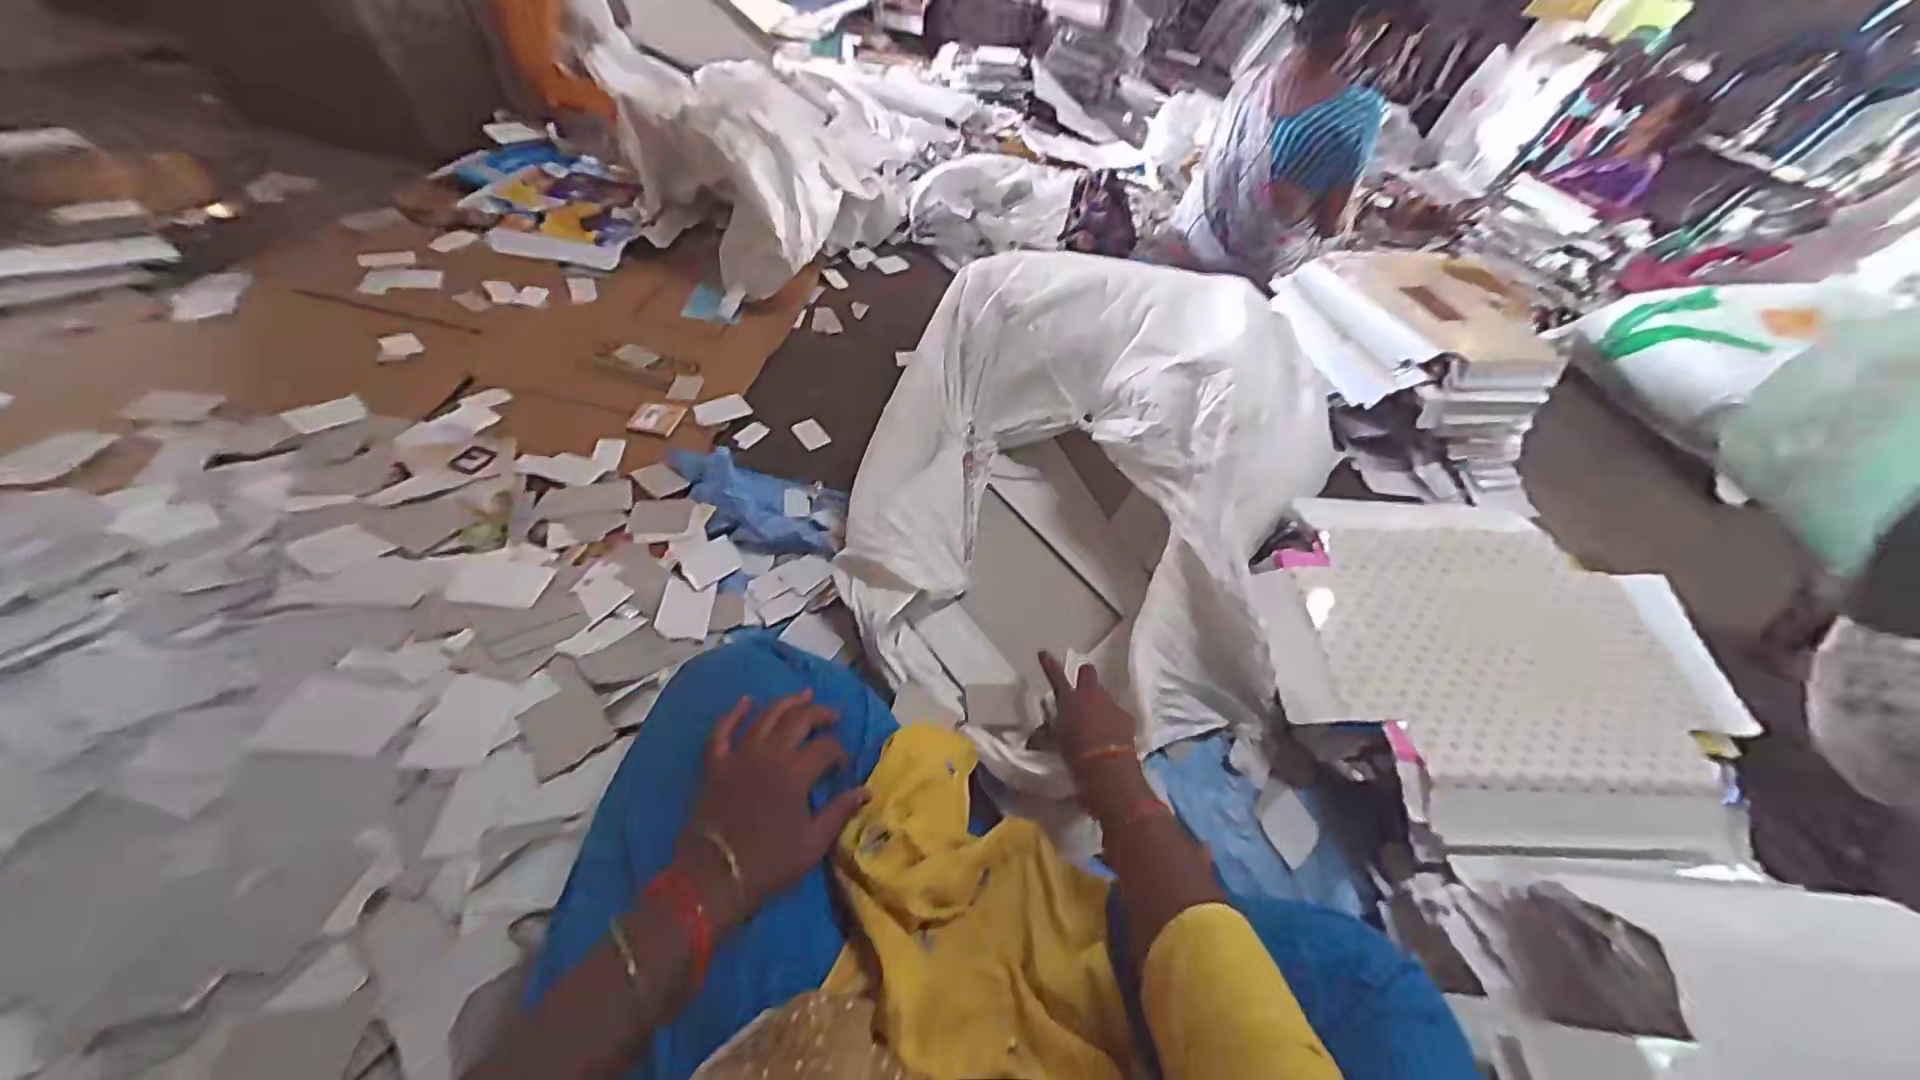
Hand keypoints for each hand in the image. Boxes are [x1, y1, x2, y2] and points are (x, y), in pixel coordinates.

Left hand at [677, 691, 867, 924]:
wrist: (714, 877)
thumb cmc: (769, 863)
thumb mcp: (814, 844)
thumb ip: (840, 812)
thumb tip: (865, 791)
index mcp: (796, 773)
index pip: (826, 747)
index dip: (839, 752)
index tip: (843, 765)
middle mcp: (770, 754)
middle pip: (799, 720)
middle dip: (819, 713)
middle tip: (832, 715)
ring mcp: (740, 755)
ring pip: (766, 717)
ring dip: (787, 703)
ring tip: (803, 696)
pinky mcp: (716, 764)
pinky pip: (723, 730)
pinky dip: (735, 713)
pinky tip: (747, 701)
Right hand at [1039, 651, 1137, 761]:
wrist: (1107, 768)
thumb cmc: (1073, 753)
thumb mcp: (1053, 743)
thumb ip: (1045, 734)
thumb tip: (1035, 737)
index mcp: (1068, 698)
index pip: (1055, 675)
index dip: (1049, 663)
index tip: (1044, 652)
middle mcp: (1090, 695)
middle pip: (1088, 672)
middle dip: (1084, 675)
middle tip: (1081, 686)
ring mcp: (1111, 704)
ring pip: (1104, 695)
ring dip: (1099, 703)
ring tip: (1096, 720)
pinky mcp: (1127, 717)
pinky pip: (1117, 713)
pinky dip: (1113, 721)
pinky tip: (1111, 735)